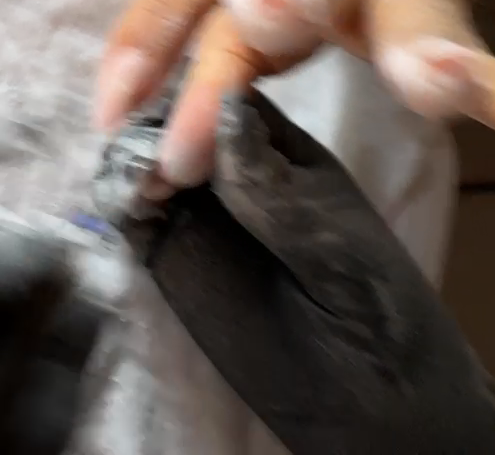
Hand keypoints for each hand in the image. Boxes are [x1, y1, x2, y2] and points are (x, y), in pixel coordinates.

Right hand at [97, 92, 494, 453]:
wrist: (369, 406)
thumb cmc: (375, 309)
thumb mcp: (332, 238)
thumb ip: (270, 183)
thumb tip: (221, 106)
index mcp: (273, 143)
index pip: (222, 90)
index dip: (194, 88)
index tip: (179, 110)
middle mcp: (221, 161)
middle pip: (167, 113)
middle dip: (153, 122)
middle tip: (158, 158)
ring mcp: (188, 202)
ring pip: (138, 153)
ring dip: (131, 155)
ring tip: (148, 186)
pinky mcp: (161, 244)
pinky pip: (126, 205)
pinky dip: (119, 194)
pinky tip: (136, 204)